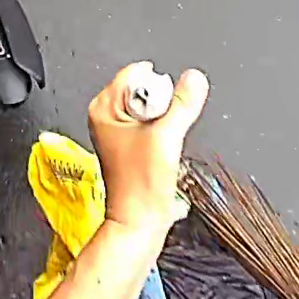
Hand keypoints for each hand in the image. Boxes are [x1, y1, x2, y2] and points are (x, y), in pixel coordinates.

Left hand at [87, 62, 208, 234]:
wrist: (139, 224)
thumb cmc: (141, 187)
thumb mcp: (166, 137)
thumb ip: (182, 103)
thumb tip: (194, 77)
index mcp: (103, 106)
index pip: (137, 74)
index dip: (158, 91)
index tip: (162, 116)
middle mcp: (105, 114)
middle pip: (145, 88)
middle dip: (161, 106)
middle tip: (160, 134)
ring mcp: (116, 128)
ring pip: (151, 106)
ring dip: (163, 121)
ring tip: (159, 146)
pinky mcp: (127, 141)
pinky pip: (151, 122)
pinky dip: (161, 132)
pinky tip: (159, 151)